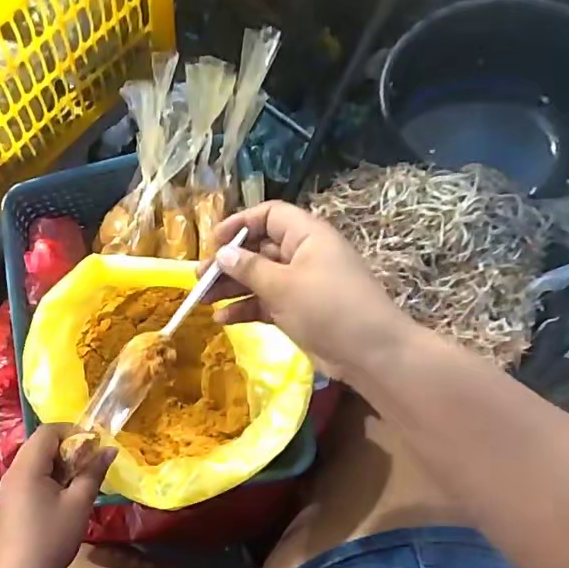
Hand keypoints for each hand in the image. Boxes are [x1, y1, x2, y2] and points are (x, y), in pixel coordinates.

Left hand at [0, 424, 114, 567]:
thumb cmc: (52, 539)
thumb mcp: (79, 504)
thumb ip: (93, 472)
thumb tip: (109, 449)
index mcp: (26, 467)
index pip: (48, 431)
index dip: (73, 433)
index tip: (95, 449)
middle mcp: (11, 473)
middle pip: (39, 445)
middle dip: (67, 449)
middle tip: (89, 468)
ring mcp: (6, 490)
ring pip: (34, 463)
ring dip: (58, 466)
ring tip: (78, 485)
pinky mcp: (7, 505)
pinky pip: (28, 480)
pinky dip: (47, 480)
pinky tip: (61, 501)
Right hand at [203, 202, 416, 381]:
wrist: (369, 352)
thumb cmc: (328, 308)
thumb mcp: (284, 285)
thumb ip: (250, 268)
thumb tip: (223, 253)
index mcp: (306, 235)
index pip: (268, 215)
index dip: (239, 224)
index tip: (212, 242)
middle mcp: (303, 255)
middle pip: (259, 249)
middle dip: (229, 262)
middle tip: (199, 278)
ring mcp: (301, 284)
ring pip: (259, 279)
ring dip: (232, 288)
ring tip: (203, 300)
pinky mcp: (298, 311)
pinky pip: (266, 303)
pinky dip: (246, 309)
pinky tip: (223, 320)